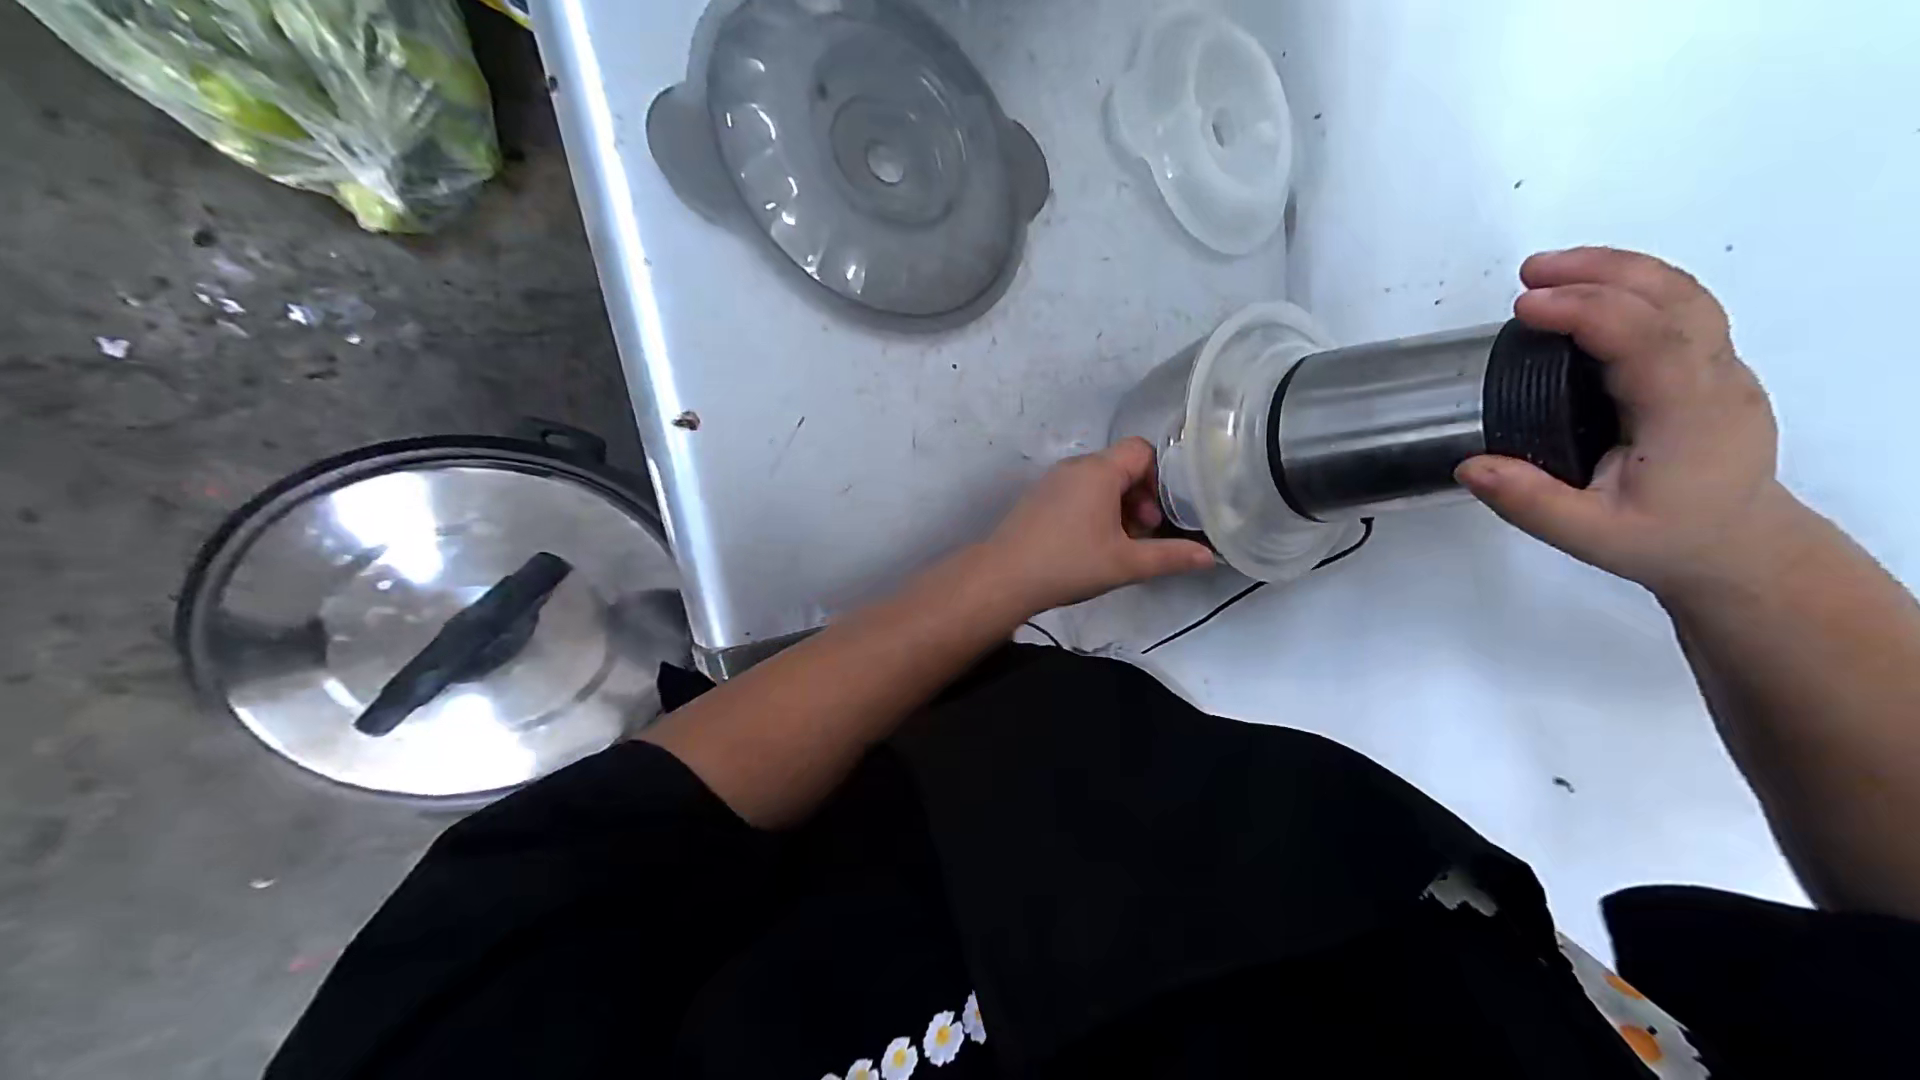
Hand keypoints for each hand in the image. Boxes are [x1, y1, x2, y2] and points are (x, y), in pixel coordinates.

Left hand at [979, 437, 1216, 616]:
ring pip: (1098, 481)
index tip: (1163, 512)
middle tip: (1143, 532)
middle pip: (1121, 466)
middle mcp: (1074, 466)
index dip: (1161, 476)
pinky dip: (1093, 509)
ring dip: (1118, 506)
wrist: (1003, 577)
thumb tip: (1210, 557)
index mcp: (1098, 470)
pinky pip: (1077, 492)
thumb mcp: (1126, 563)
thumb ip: (1171, 556)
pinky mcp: (1038, 498)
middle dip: (1141, 496)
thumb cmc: (1069, 563)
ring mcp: (1052, 481)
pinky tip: (1091, 543)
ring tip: (1120, 543)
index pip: (1142, 450)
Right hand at [1457, 247, 1812, 598]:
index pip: (1646, 340)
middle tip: (1530, 273)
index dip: (1586, 312)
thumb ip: (1530, 502)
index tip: (1524, 305)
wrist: (1738, 547)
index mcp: (1688, 415)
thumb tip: (1469, 465)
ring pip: (1683, 294)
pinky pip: (1678, 308)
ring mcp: (1720, 368)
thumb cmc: (1664, 540)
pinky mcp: (1707, 367)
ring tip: (1548, 271)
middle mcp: (1715, 379)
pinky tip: (1587, 292)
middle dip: (1602, 272)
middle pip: (1674, 298)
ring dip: (1617, 270)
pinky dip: (1631, 286)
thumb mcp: (1588, 536)